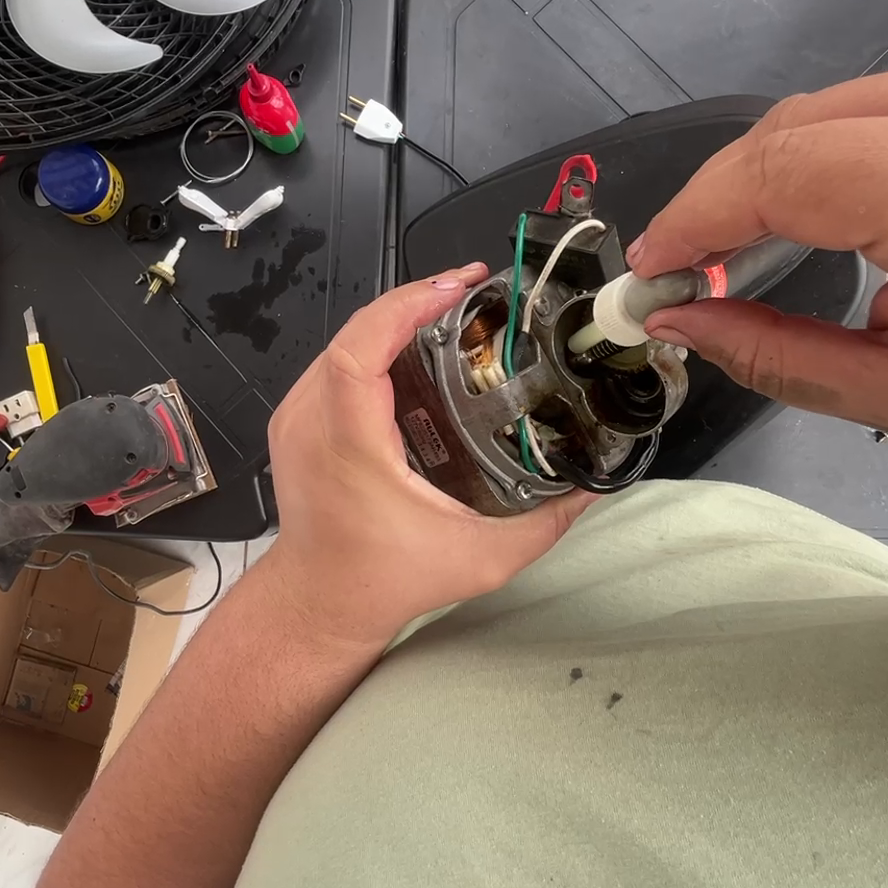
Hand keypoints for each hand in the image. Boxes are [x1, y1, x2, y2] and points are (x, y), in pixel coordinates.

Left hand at [261, 264, 594, 647]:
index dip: (405, 305)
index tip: (459, 288)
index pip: (360, 349)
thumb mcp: (480, 559)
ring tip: (451, 310)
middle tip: (471, 292)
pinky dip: (373, 343)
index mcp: (349, 445)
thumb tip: (591, 482)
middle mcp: (312, 422)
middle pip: (354, 332)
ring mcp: (296, 418)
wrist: (318, 600)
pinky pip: (334, 364)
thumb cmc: (387, 581)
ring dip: (394, 318)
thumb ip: (544, 523)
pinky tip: (414, 345)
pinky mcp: (295, 422)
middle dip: (413, 300)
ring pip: (342, 342)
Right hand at [629, 60, 887, 594]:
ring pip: (850, 106)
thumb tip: (675, 320)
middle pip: (808, 120)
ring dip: (776, 175)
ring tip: (741, 250)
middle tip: (687, 270)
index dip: (695, 217)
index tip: (648, 274)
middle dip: (726, 194)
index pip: (786, 166)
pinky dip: (837, 163)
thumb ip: (767, 349)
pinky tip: (822, 219)